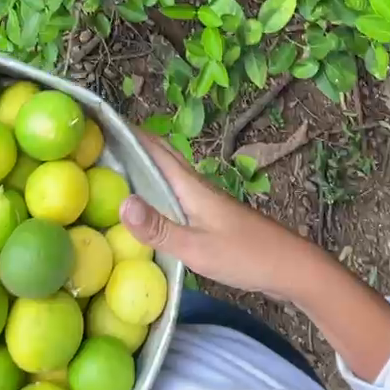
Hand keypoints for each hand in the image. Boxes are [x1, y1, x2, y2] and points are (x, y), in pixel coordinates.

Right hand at [117, 133, 324, 301]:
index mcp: (191, 186)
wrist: (290, 267)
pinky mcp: (211, 218)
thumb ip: (160, 228)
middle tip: (99, 145)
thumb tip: (122, 202)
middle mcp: (196, 186)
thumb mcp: (197, 249)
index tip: (99, 122)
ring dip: (144, 167)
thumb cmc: (245, 256)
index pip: (155, 149)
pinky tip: (147, 207)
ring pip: (168, 175)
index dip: (129, 133)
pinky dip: (156, 191)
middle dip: (133, 145)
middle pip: (161, 156)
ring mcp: (205, 201)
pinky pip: (175, 194)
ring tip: (114, 171)